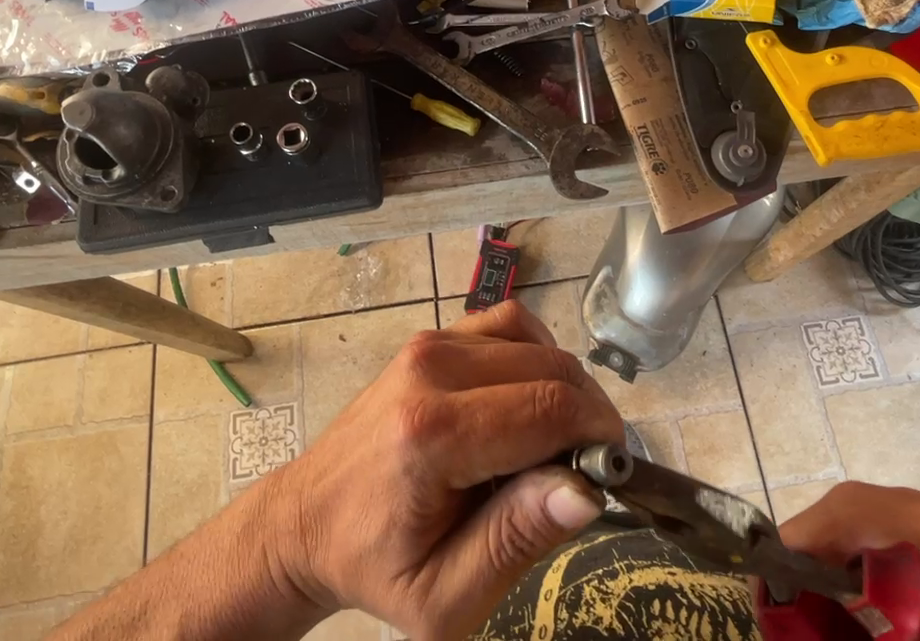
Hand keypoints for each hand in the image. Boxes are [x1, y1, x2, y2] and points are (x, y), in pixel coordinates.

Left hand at [246, 300, 624, 639]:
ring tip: (555, 440)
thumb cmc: (376, 565)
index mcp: (432, 434)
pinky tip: (529, 398)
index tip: (611, 474)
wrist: (308, 519)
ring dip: (564, 387)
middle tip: (583, 468)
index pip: (550, 409)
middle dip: (588, 415)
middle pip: (551, 370)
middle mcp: (432, 371)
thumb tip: (586, 490)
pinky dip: (536, 354)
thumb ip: (516, 539)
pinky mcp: (431, 338)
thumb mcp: (445, 594)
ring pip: (536, 344)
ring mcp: (429, 345)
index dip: (599, 436)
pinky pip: (508, 325)